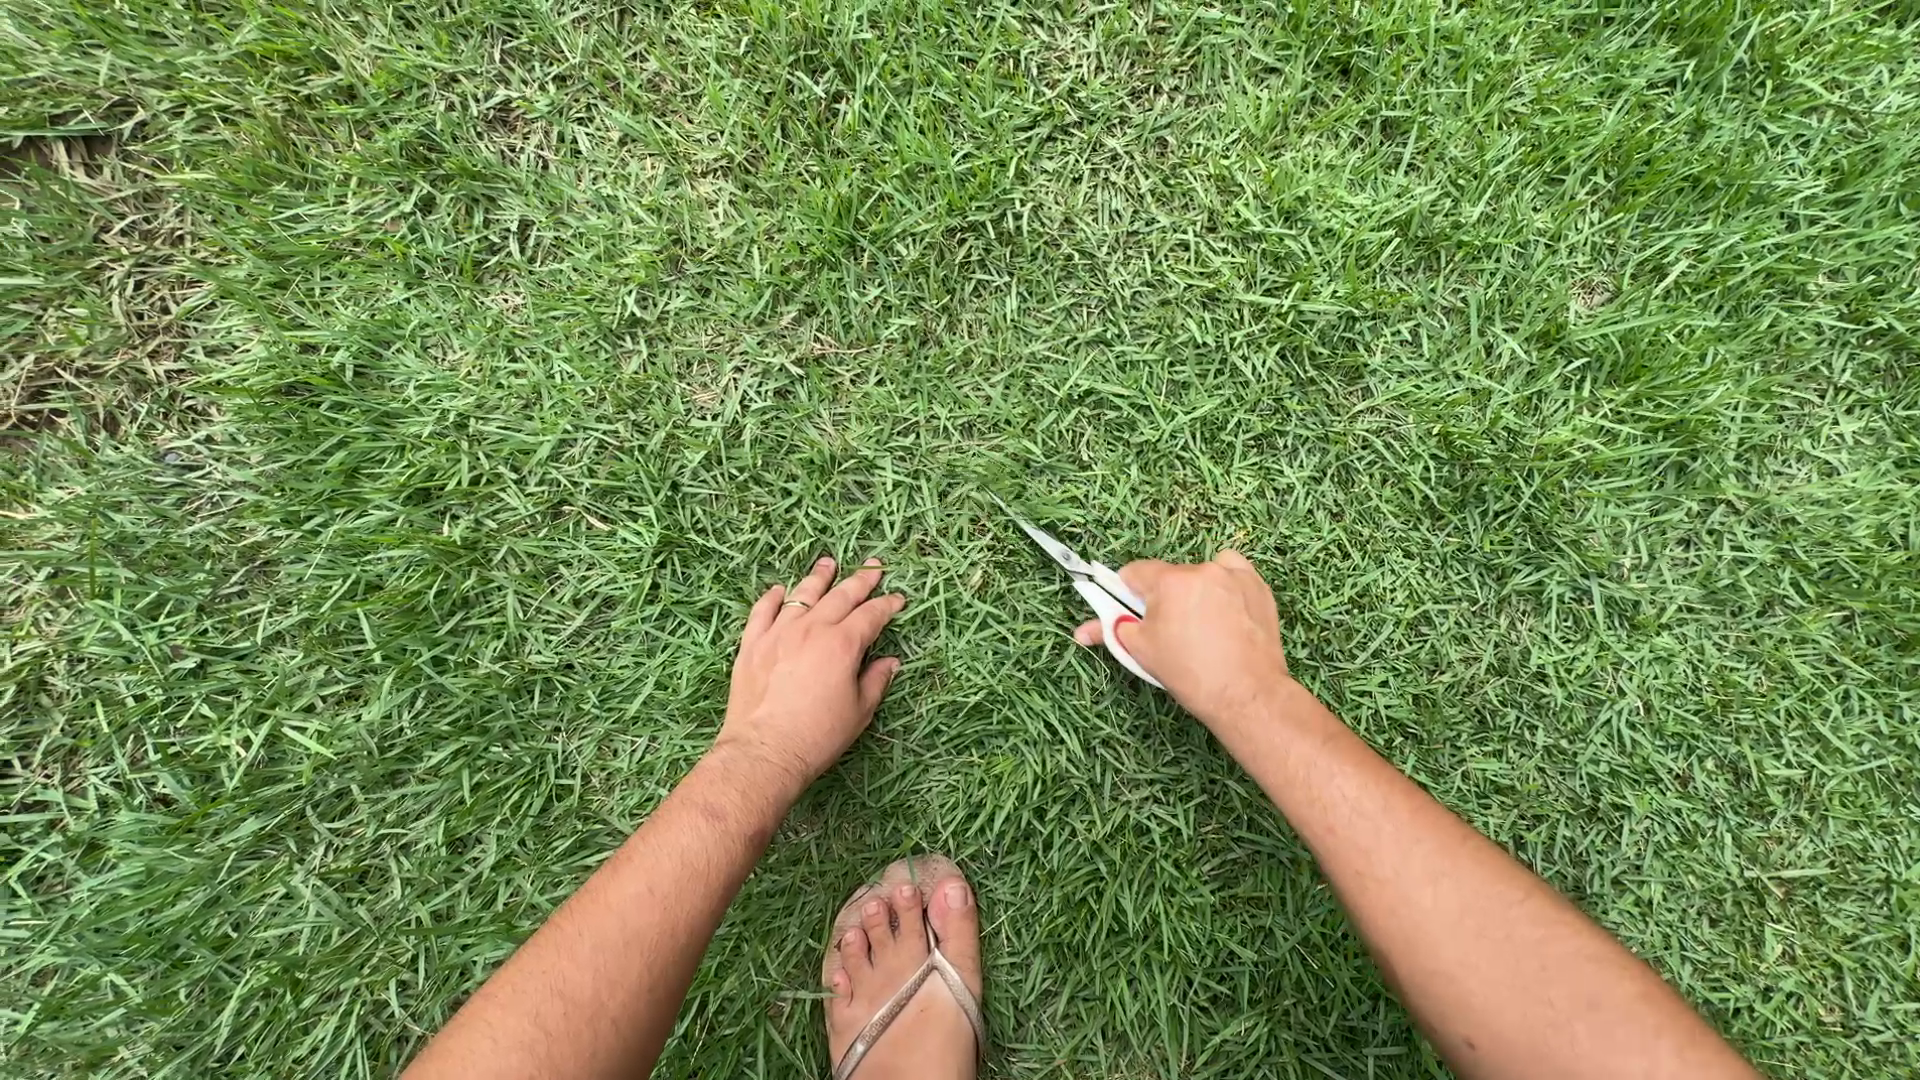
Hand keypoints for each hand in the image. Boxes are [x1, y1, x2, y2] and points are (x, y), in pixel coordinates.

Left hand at [716, 556, 905, 794]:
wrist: (764, 752)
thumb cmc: (818, 735)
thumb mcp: (859, 711)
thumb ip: (875, 680)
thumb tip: (890, 662)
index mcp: (842, 643)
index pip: (871, 615)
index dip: (888, 605)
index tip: (898, 599)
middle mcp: (812, 628)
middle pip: (841, 595)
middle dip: (861, 579)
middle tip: (873, 566)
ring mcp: (778, 633)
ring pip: (802, 595)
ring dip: (819, 577)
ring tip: (828, 563)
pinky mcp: (752, 644)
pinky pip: (762, 611)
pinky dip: (773, 597)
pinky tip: (781, 590)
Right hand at [1074, 550, 1291, 730]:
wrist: (1247, 694)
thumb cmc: (1190, 674)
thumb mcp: (1142, 652)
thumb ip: (1111, 631)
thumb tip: (1081, 631)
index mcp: (1169, 582)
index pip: (1133, 573)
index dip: (1127, 593)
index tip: (1134, 613)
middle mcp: (1201, 570)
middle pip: (1168, 576)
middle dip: (1163, 598)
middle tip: (1168, 630)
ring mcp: (1233, 576)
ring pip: (1199, 574)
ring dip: (1193, 591)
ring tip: (1200, 625)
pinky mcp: (1258, 587)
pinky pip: (1232, 574)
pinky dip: (1224, 586)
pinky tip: (1225, 611)